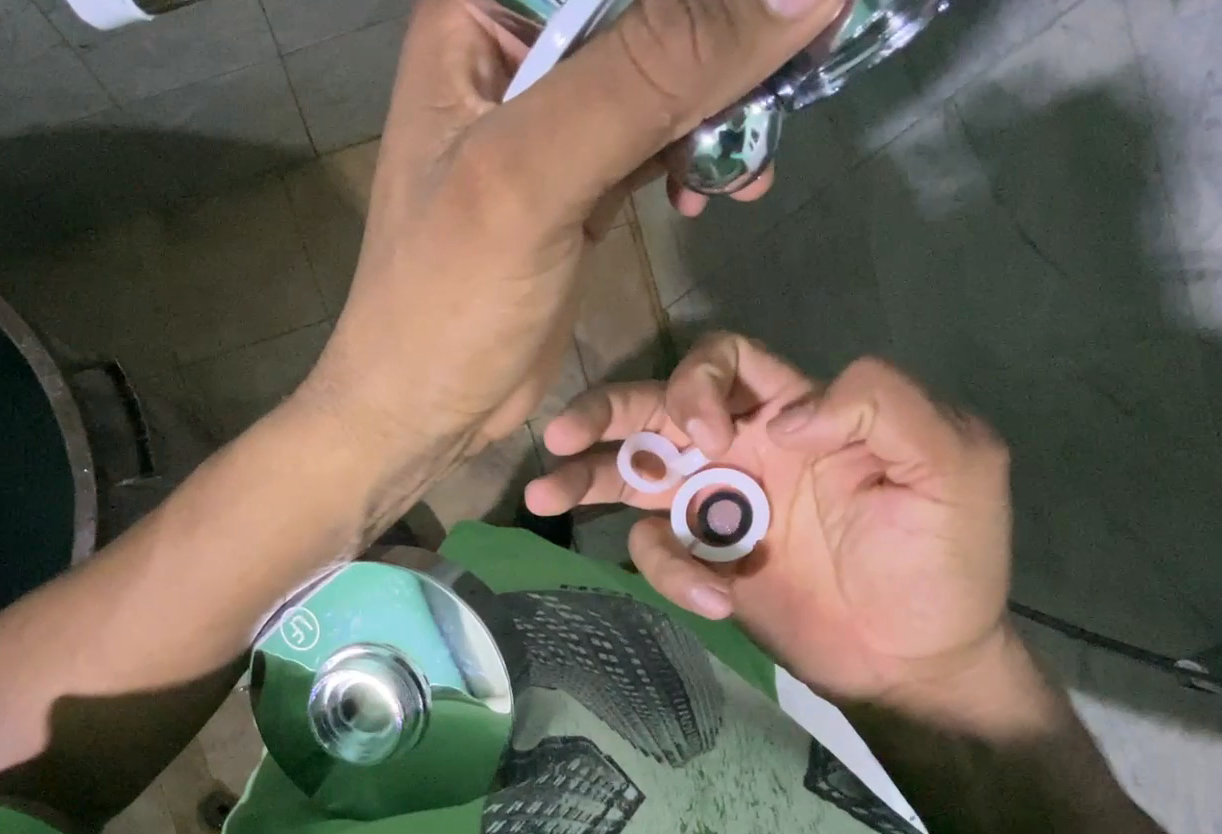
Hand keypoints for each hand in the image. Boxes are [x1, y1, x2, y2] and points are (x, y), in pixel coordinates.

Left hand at [301, 0, 842, 464]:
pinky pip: (665, 133)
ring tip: (748, 168)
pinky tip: (713, 196)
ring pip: (670, 67)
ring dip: (726, 104)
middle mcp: (517, 49)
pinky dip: (702, 155)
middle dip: (724, 41)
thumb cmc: (447, 298)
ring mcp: (553, 116)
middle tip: (797, 76)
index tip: (791, 14)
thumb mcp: (534, 176)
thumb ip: (651, 74)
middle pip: (652, 12)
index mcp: (480, 16)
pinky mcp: (582, 176)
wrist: (425, 407)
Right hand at [527, 335, 1014, 708]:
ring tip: (542, 493)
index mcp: (796, 412)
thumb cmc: (946, 558)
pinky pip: (657, 550)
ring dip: (585, 478)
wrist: (918, 658)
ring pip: (632, 472)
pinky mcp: (701, 561)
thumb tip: (780, 422)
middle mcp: (744, 449)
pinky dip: (671, 572)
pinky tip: (713, 600)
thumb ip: (882, 406)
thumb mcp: (954, 464)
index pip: (725, 360)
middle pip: (655, 409)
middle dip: (604, 413)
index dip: (698, 382)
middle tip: (561, 436)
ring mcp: (716, 508)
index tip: (708, 437)